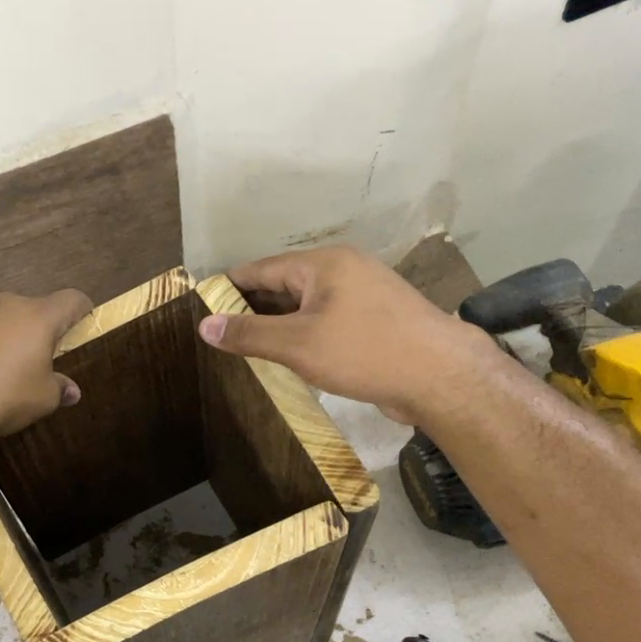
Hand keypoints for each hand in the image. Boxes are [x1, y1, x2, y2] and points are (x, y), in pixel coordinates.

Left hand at [0, 289, 93, 452]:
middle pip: (35, 309)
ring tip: (11, 371)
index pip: (72, 299)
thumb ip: (59, 388)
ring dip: (13, 339)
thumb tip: (71, 391)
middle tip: (46, 358)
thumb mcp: (43, 398)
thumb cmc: (6, 396)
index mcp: (38, 316)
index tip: (85, 327)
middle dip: (44, 330)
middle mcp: (7, 306)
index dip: (83, 311)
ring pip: (5, 321)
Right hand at [200, 246, 498, 424]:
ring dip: (274, 324)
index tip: (198, 309)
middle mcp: (343, 270)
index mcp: (324, 264)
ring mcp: (362, 294)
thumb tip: (203, 326)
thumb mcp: (297, 345)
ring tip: (242, 348)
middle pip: (281, 284)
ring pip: (303, 304)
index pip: (260, 269)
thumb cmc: (365, 352)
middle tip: (215, 334)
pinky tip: (285, 356)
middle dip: (249, 308)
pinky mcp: (373, 320)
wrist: (441, 377)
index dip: (227, 288)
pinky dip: (300, 333)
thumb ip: (248, 334)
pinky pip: (323, 319)